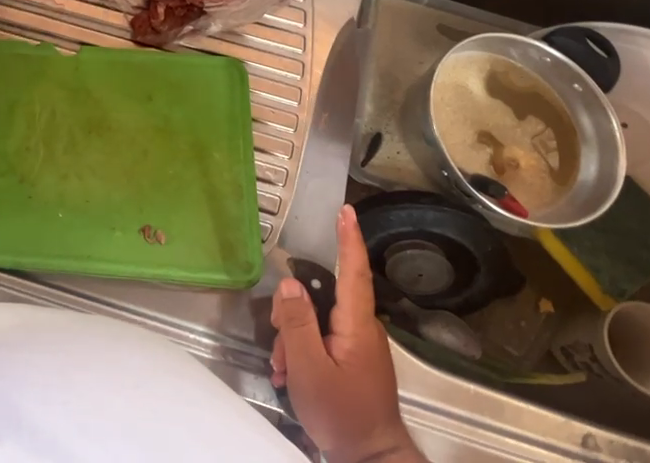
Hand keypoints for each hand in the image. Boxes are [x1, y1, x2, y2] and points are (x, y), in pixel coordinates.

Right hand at [271, 204, 424, 462]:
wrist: (370, 458)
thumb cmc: (341, 414)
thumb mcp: (308, 367)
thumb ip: (296, 322)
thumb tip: (289, 282)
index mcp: (357, 326)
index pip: (354, 273)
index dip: (348, 240)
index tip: (346, 211)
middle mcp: (363, 331)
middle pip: (322, 299)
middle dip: (292, 315)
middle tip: (278, 343)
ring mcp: (360, 347)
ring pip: (317, 323)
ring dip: (294, 340)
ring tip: (284, 369)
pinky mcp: (354, 362)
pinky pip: (322, 341)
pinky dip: (302, 353)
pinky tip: (291, 375)